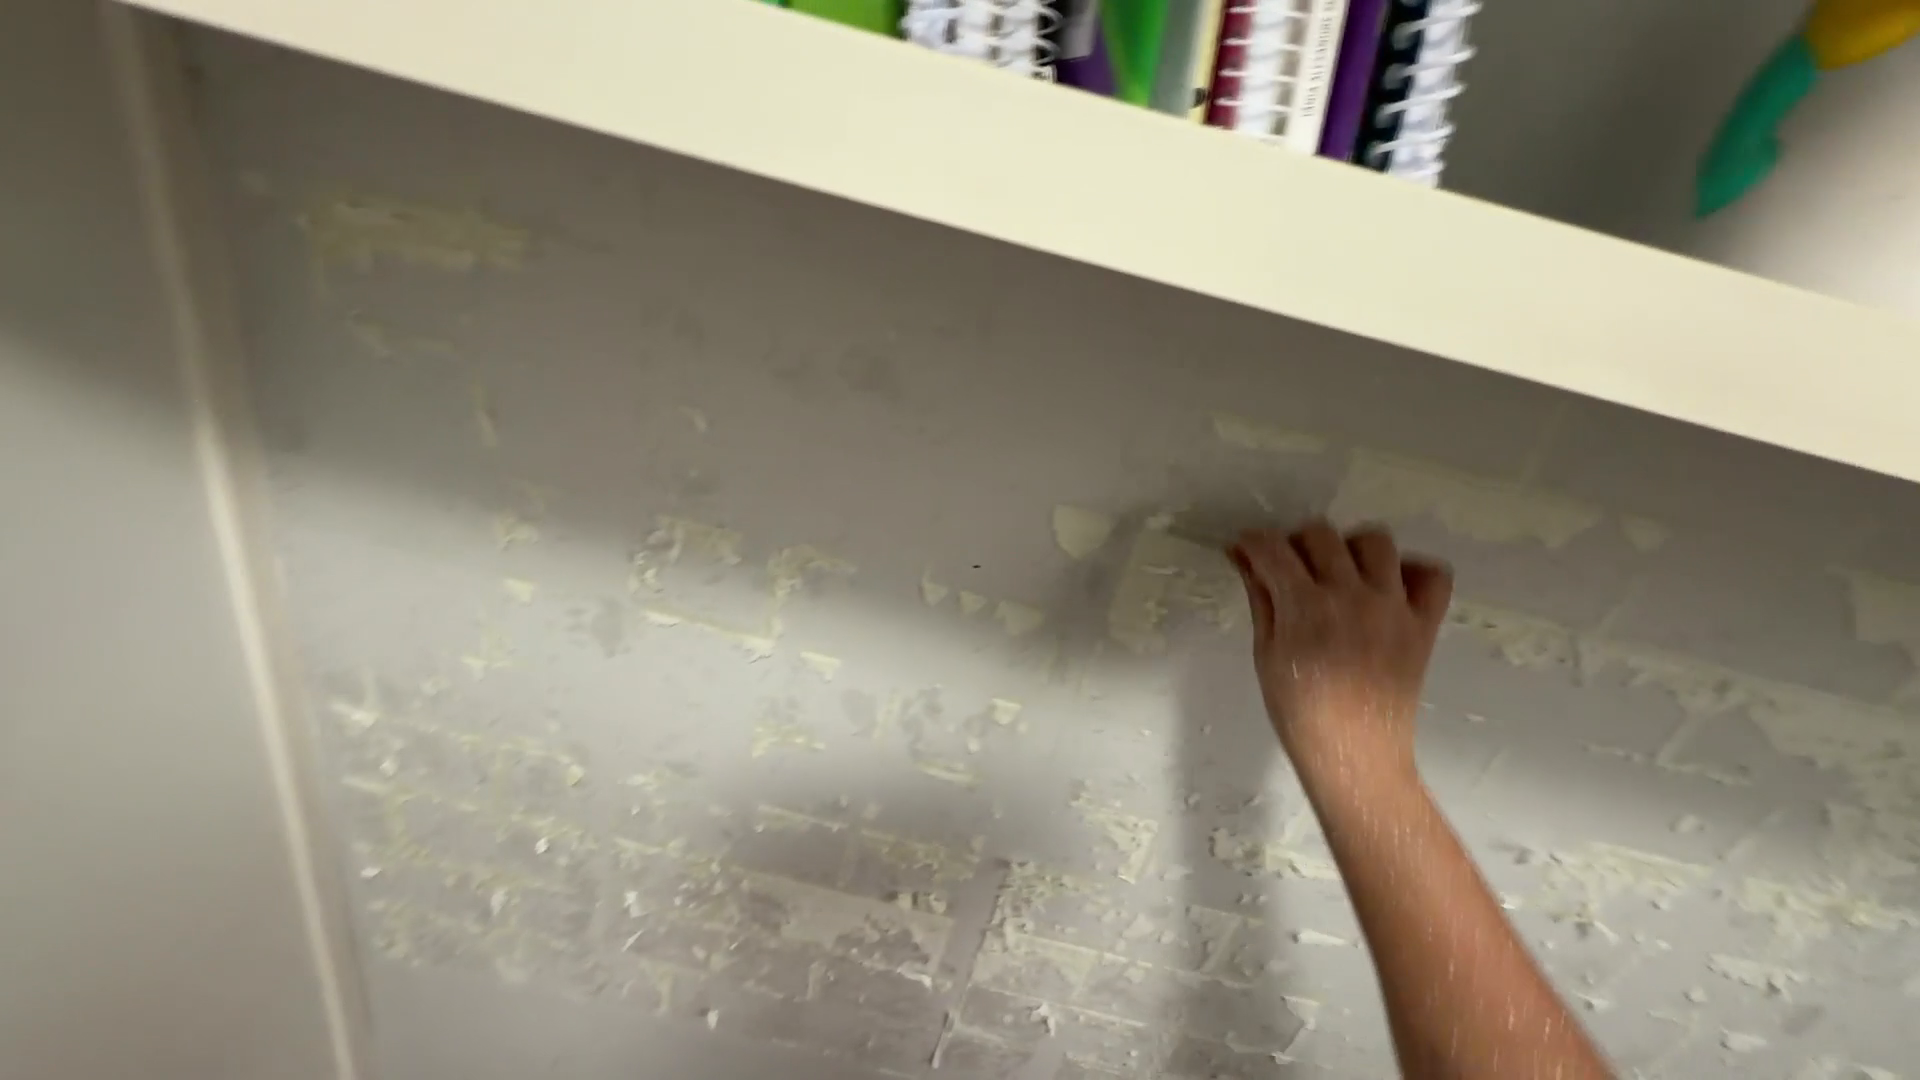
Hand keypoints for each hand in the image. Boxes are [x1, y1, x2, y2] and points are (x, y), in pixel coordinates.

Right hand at [1228, 522, 1452, 785]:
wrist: (1354, 753)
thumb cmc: (1297, 708)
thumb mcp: (1266, 652)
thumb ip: (1260, 598)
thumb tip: (1243, 558)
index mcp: (1305, 606)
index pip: (1272, 548)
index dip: (1252, 542)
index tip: (1245, 550)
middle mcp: (1351, 595)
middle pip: (1321, 533)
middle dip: (1295, 542)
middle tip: (1288, 567)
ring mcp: (1393, 606)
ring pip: (1375, 540)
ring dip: (1349, 547)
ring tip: (1338, 572)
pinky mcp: (1424, 622)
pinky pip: (1432, 574)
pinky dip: (1409, 570)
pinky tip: (1386, 586)